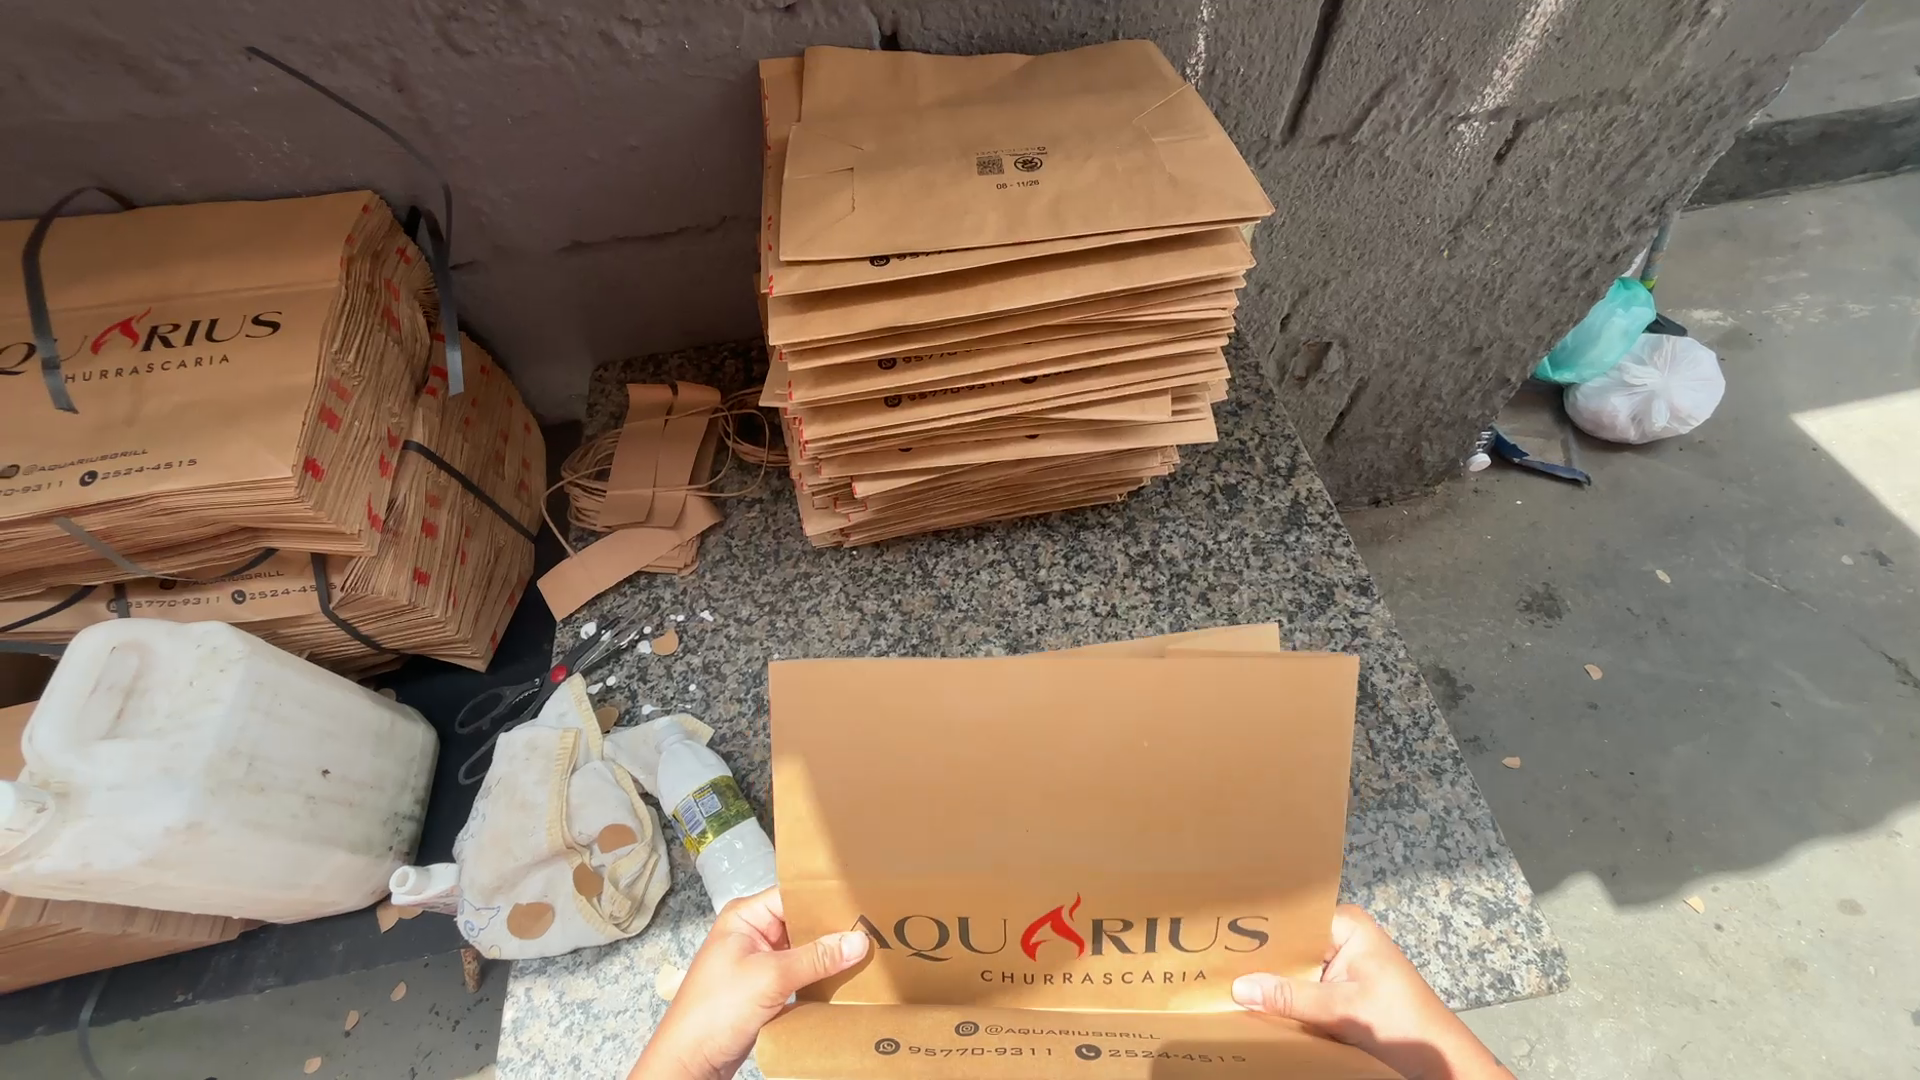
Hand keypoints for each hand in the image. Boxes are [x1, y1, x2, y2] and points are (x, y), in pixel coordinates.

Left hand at [628, 888, 868, 1079]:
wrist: (687, 1065)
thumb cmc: (717, 1011)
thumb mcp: (771, 978)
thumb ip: (816, 958)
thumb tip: (860, 940)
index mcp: (746, 915)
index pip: (793, 895)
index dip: (825, 898)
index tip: (860, 901)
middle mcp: (752, 932)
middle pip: (800, 922)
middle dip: (830, 929)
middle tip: (870, 927)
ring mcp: (757, 961)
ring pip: (801, 950)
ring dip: (825, 955)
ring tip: (864, 950)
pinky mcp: (763, 988)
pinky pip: (797, 974)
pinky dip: (816, 976)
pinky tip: (843, 977)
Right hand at [1230, 905, 1512, 1079]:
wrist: (1447, 1071)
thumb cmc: (1405, 1027)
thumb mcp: (1345, 1010)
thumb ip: (1292, 998)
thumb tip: (1238, 989)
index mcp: (1346, 924)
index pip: (1292, 917)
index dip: (1259, 926)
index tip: (1222, 931)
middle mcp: (1342, 937)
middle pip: (1291, 943)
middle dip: (1262, 956)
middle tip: (1217, 957)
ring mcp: (1343, 965)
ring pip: (1296, 968)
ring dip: (1273, 980)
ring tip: (1229, 977)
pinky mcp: (1343, 992)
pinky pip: (1306, 988)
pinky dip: (1288, 998)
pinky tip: (1259, 1001)